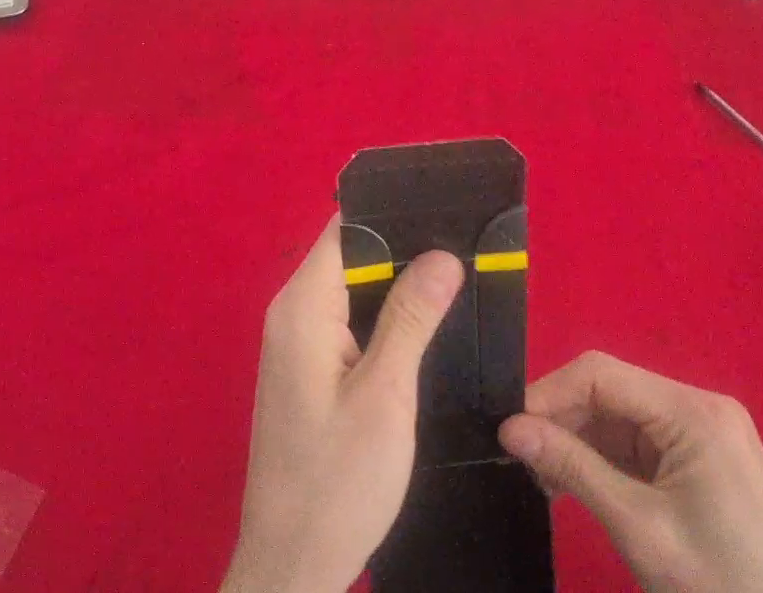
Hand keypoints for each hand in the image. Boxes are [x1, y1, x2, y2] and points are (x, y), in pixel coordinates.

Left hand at [221, 216, 464, 592]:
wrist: (291, 563)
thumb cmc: (337, 481)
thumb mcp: (385, 395)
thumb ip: (410, 318)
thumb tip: (441, 252)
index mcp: (301, 308)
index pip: (345, 231)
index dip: (394, 215)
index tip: (449, 205)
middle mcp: (292, 315)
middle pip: (350, 257)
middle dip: (405, 248)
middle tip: (472, 242)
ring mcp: (298, 345)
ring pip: (353, 291)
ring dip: (400, 285)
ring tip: (464, 274)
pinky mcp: (310, 372)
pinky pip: (349, 323)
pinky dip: (386, 319)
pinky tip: (430, 324)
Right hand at [499, 352, 762, 592]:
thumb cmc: (719, 584)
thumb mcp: (637, 524)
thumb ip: (571, 466)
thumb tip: (508, 428)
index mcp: (693, 412)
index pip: (600, 374)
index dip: (548, 394)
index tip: (508, 431)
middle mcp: (700, 409)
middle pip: (609, 392)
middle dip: (562, 422)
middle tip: (523, 463)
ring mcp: (704, 435)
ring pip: (618, 418)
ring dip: (578, 444)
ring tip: (546, 482)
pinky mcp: (703, 461)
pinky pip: (638, 444)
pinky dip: (603, 461)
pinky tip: (577, 487)